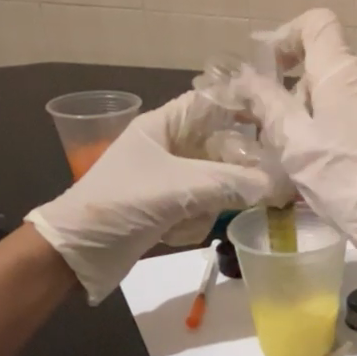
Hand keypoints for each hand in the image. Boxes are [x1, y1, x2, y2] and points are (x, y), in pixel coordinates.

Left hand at [26, 94, 280, 303]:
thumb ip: (234, 183)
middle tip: (262, 183)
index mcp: (163, 126)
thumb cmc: (121, 205)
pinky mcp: (168, 209)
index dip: (246, 105)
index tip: (280, 121)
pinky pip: (202, 208)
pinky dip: (196, 222)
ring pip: (217, 182)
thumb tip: (281, 185)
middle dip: (238, 169)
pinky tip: (175, 233)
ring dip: (212, 204)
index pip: (213, 102)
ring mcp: (169, 180)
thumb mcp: (181, 189)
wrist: (76, 253)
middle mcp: (169, 148)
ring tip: (193, 218)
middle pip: (222, 147)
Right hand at [239, 8, 356, 303]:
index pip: (317, 24)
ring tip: (335, 165)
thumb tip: (249, 77)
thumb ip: (270, 105)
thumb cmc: (348, 185)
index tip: (277, 68)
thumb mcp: (297, 148)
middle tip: (299, 141)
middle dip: (312, 95)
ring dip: (342, 118)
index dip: (291, 37)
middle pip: (337, 69)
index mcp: (344, 72)